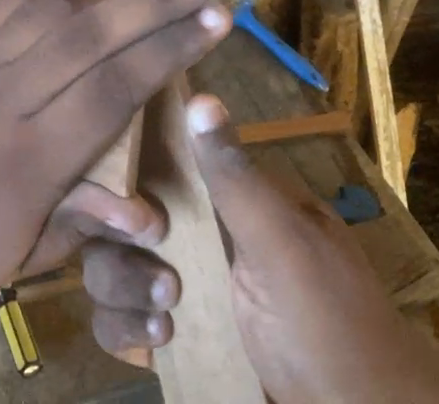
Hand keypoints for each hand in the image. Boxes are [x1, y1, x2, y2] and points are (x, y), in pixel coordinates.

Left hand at [0, 0, 232, 306]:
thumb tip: (152, 210)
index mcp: (31, 157)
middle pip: (96, 35)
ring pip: (58, 13)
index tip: (217, 21)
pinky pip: (14, 7)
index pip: (115, 88)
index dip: (170, 49)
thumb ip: (86, 220)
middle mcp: (8, 97)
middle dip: (162, 0)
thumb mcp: (21, 256)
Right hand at [82, 95, 438, 403]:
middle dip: (123, 256)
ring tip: (166, 320)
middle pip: (115, 222)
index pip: (150, 166)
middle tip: (167, 286)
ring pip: (108, 268)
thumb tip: (200, 97)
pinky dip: (123, 328)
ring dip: (122, 294)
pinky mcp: (172, 329)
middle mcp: (194, 229)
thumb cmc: (330, 319)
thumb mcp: (286, 245)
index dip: (125, 188)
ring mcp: (180, 281)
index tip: (140, 222)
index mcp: (224, 195)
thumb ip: (236, 179)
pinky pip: (118, 318)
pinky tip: (159, 341)